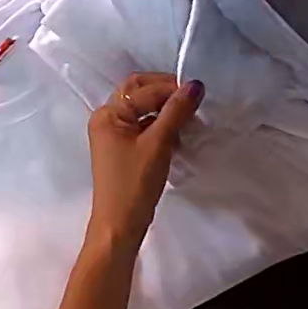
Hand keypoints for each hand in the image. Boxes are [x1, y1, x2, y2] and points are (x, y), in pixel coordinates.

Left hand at [86, 73, 203, 245]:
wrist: (120, 223)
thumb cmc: (135, 182)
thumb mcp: (158, 144)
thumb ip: (176, 112)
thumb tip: (195, 85)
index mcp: (108, 114)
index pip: (143, 89)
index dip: (171, 88)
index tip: (200, 93)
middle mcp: (107, 119)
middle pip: (139, 93)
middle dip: (167, 94)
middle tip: (193, 101)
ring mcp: (114, 134)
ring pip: (143, 110)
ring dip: (166, 111)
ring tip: (191, 119)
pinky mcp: (124, 148)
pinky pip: (144, 127)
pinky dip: (162, 126)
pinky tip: (180, 135)